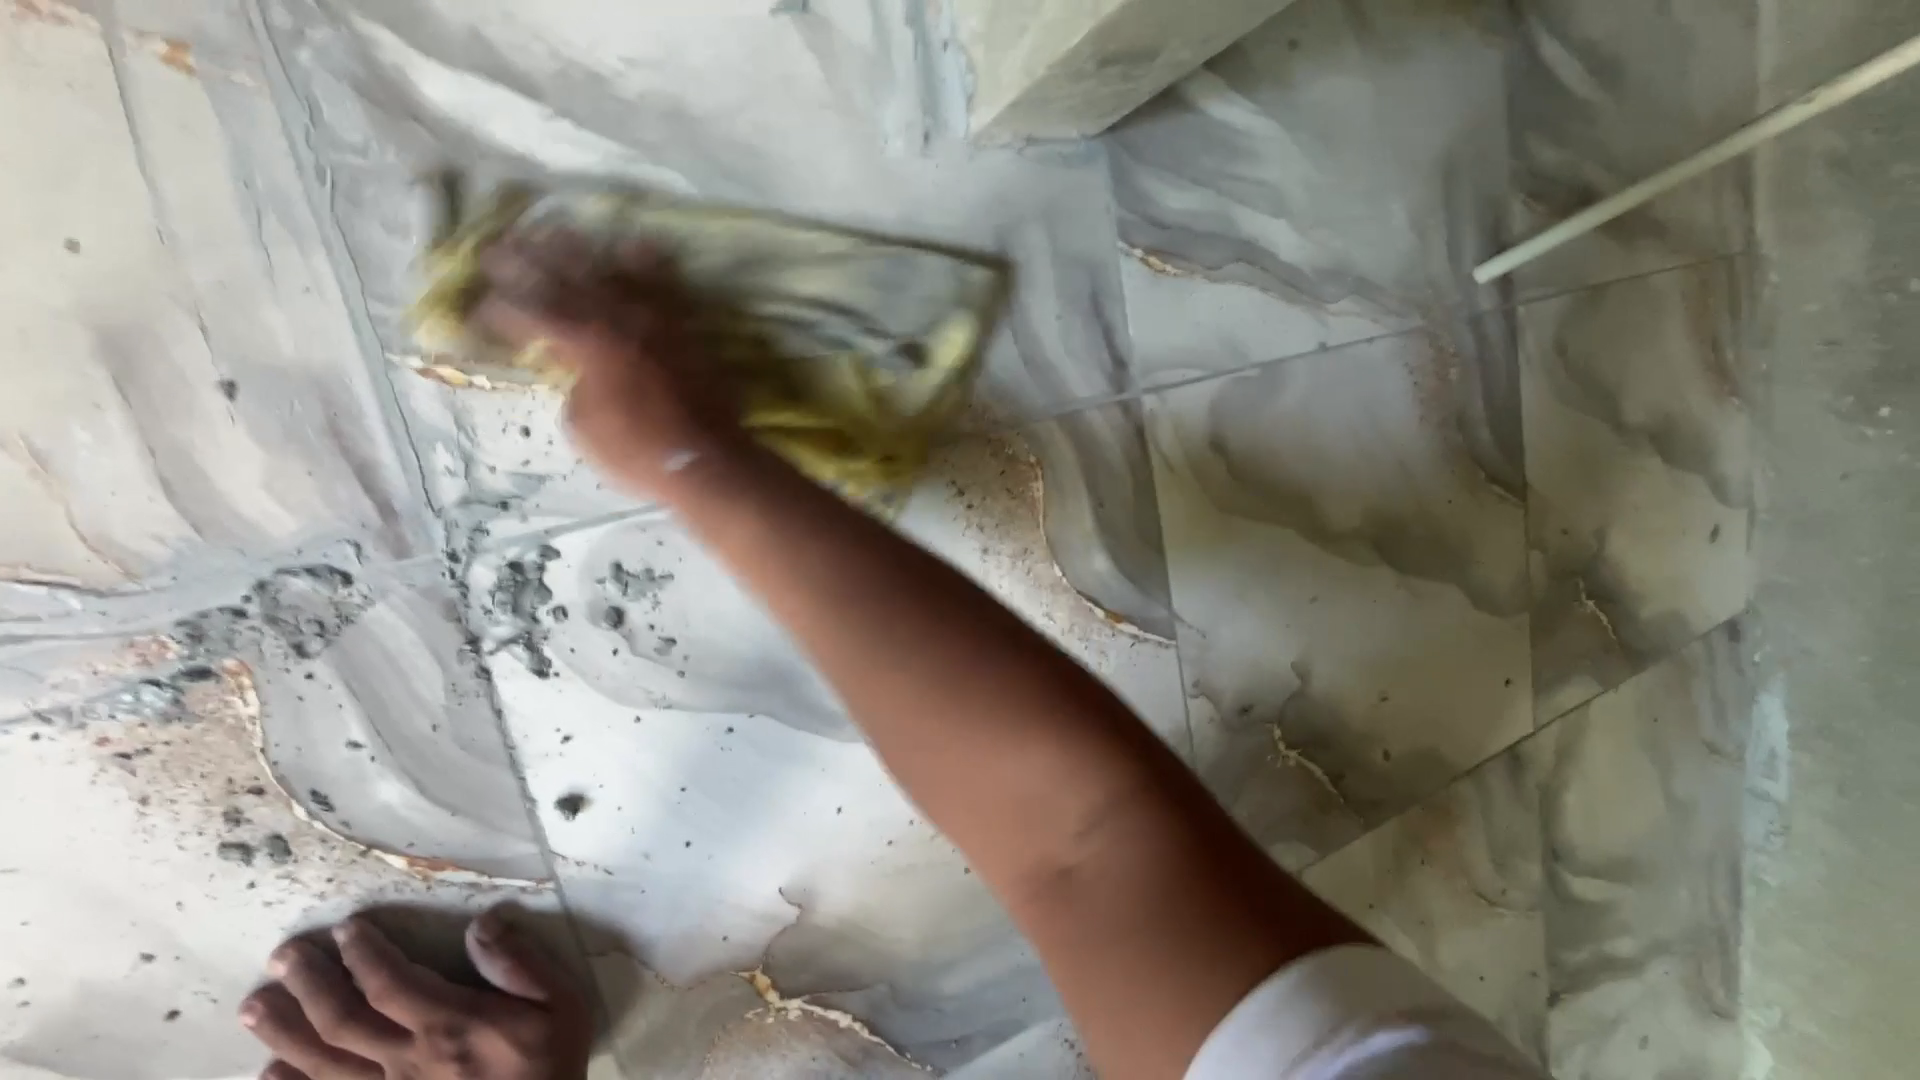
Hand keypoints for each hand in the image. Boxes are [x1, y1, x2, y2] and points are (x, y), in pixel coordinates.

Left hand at [238, 909, 592, 1079]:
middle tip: (285, 955)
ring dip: (284, 1033)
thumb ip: (519, 963)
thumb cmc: (550, 1061)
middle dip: (309, 985)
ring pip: (322, 1064)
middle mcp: (408, 1060)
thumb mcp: (559, 1002)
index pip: (391, 983)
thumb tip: (482, 923)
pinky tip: (268, 1074)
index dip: (363, 954)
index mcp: (451, 1025)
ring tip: (256, 1004)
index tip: (346, 929)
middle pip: (342, 1022)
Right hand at [477, 228, 747, 500]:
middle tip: (502, 242)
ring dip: (583, 251)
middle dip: (529, 262)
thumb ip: (573, 388)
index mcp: (586, 344)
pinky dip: (650, 263)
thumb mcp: (584, 427)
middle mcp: (619, 320)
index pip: (531, 316)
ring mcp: (656, 321)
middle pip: (568, 281)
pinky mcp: (687, 331)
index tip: (479, 307)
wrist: (707, 460)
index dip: (500, 311)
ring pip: (614, 274)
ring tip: (559, 229)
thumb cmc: (639, 453)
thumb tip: (577, 371)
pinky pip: (666, 287)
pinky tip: (638, 245)